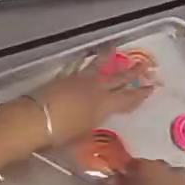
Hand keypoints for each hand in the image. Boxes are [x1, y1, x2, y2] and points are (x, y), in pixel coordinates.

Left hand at [30, 54, 154, 143]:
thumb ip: (91, 128)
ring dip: (106, 57)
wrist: (34, 119)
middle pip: (117, 78)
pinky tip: (84, 56)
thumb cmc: (60, 134)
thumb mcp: (82, 137)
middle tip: (144, 64)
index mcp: (104, 105)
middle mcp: (94, 89)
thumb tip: (94, 124)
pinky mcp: (63, 78)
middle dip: (132, 72)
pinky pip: (77, 67)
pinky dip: (83, 61)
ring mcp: (78, 80)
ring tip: (112, 47)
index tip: (151, 87)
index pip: (127, 98)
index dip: (140, 94)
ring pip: (97, 66)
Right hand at [118, 158, 184, 184]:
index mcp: (143, 167)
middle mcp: (165, 169)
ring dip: (169, 181)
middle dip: (150, 176)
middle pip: (157, 167)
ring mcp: (181, 182)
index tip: (126, 182)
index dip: (130, 173)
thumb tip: (124, 178)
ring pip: (176, 175)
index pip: (134, 164)